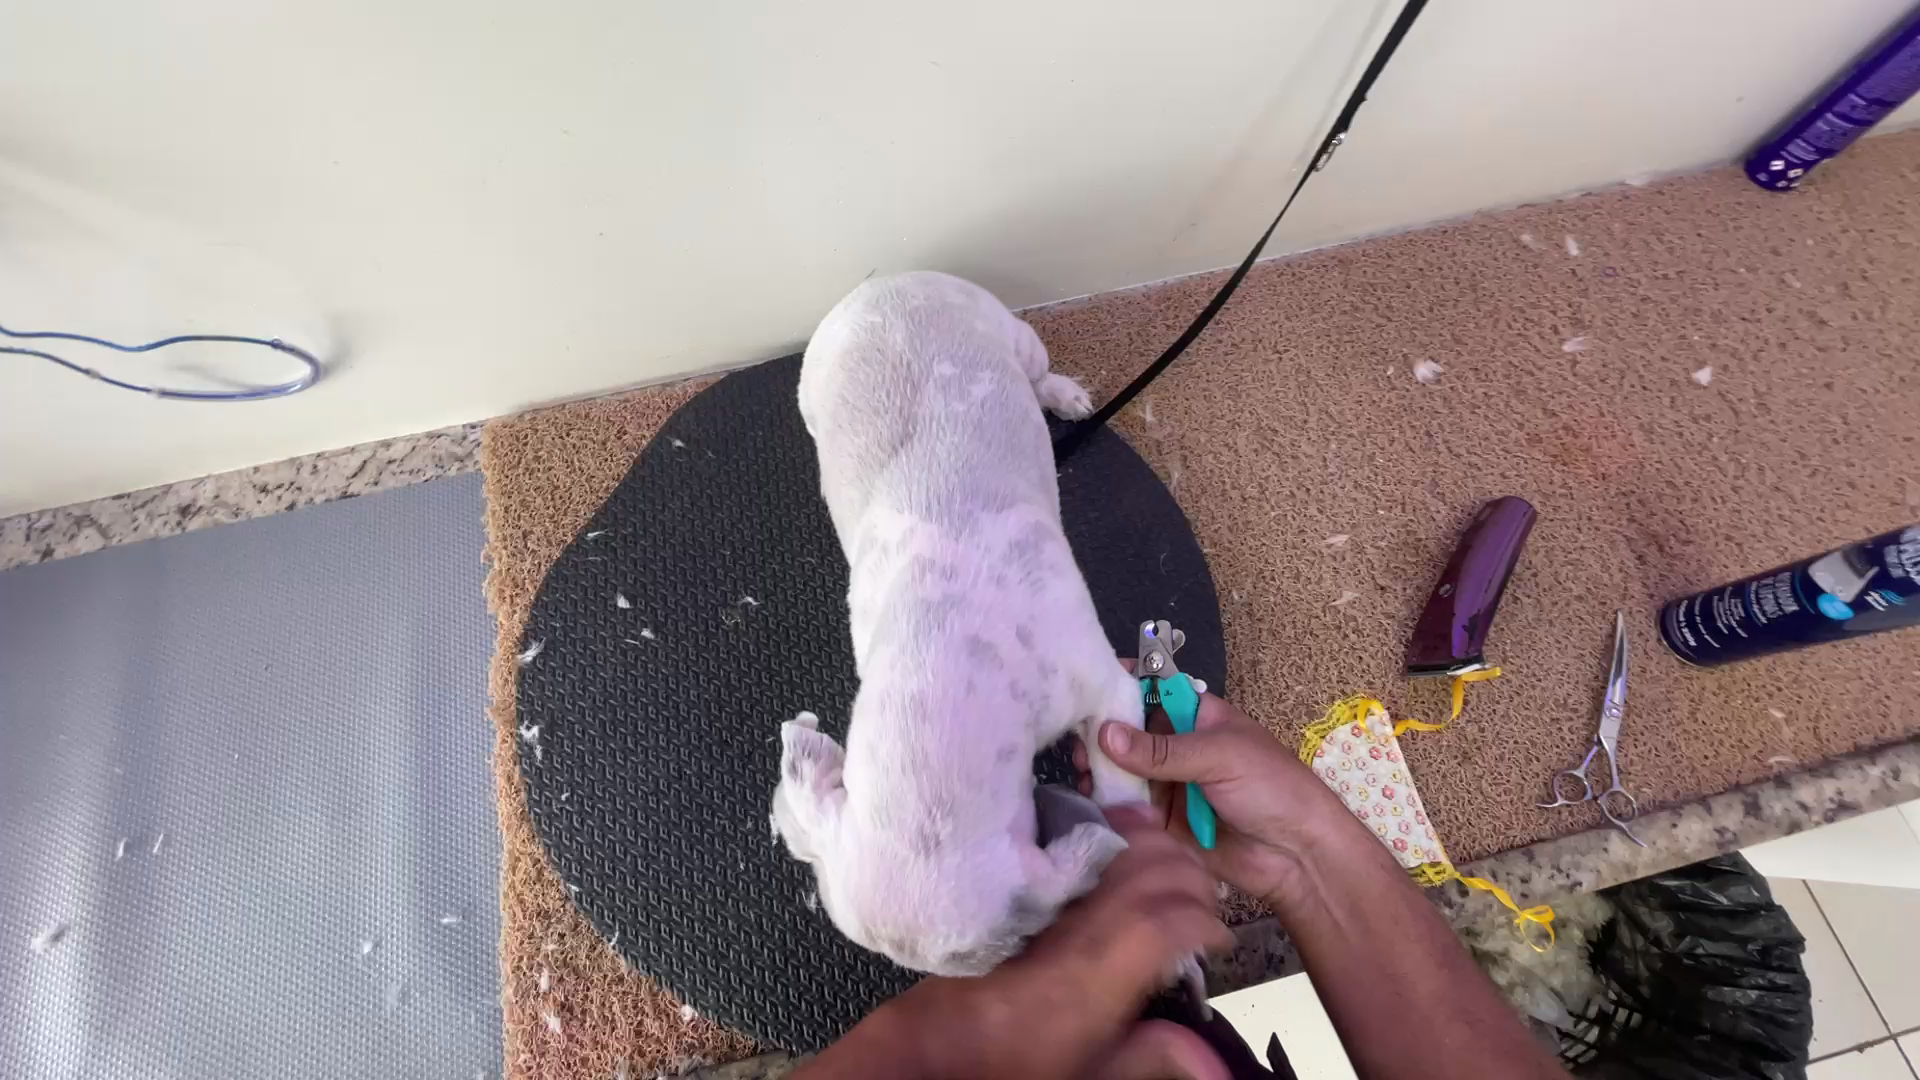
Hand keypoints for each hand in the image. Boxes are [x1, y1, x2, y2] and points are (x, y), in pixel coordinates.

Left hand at [801, 806, 1233, 1079]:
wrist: (942, 1041)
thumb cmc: (1014, 1062)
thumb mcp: (1089, 1074)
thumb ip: (1153, 1057)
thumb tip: (1216, 1061)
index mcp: (1091, 978)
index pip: (1162, 922)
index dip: (1203, 919)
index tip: (1219, 935)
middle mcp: (1073, 926)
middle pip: (1145, 871)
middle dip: (1191, 876)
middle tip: (1207, 905)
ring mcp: (1052, 899)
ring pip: (1115, 847)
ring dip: (1159, 848)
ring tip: (1181, 873)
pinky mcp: (1036, 887)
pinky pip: (1082, 841)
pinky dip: (1119, 831)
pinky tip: (1133, 836)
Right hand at [1083, 691, 1362, 908]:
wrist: (1299, 858)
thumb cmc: (1270, 787)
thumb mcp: (1218, 756)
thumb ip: (1161, 750)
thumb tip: (1104, 733)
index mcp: (1194, 715)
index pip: (1149, 689)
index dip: (1118, 686)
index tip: (1084, 688)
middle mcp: (1175, 745)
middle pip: (1127, 730)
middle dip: (1100, 733)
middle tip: (1080, 743)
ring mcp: (1167, 782)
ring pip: (1121, 768)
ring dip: (1099, 767)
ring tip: (1084, 772)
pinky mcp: (1161, 820)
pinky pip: (1127, 805)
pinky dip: (1107, 801)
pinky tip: (1091, 798)